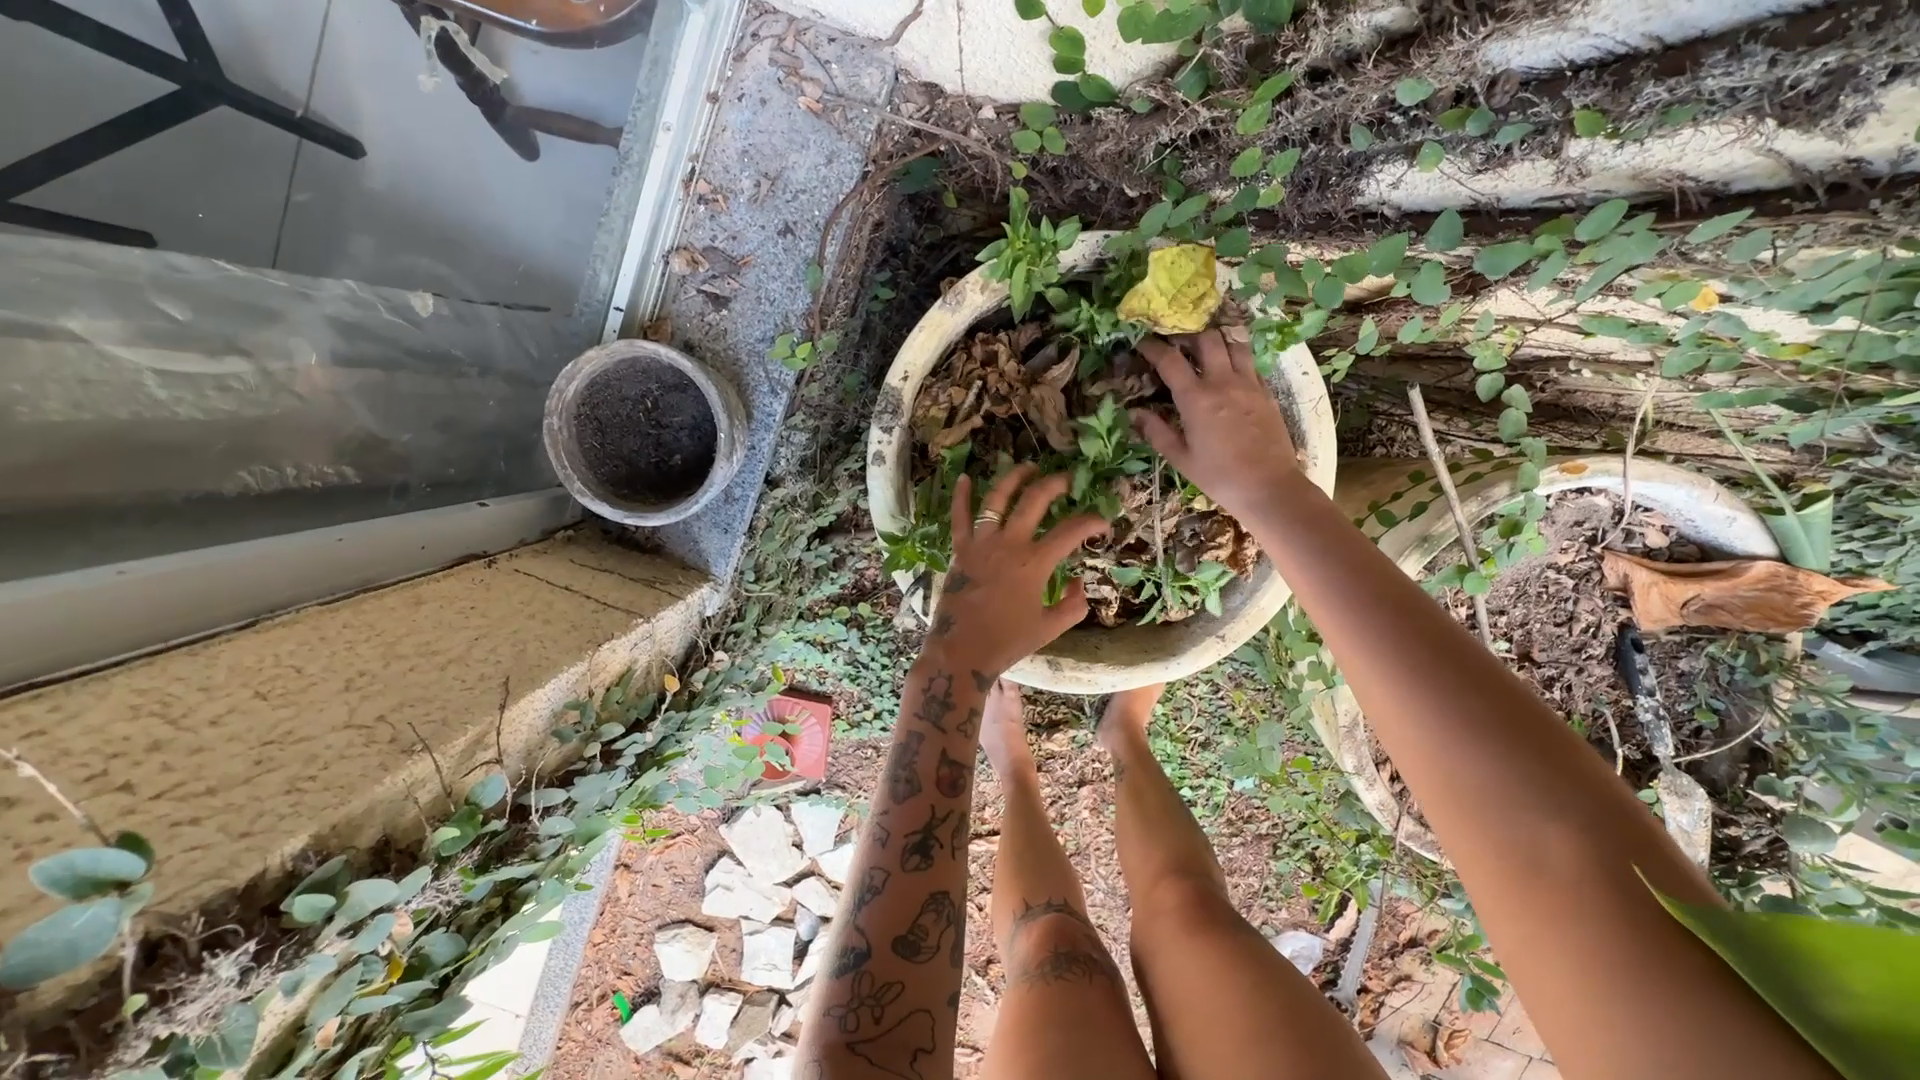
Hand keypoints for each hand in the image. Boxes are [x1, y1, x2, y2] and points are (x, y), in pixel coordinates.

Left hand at [928, 465, 1108, 677]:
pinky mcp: (959, 550)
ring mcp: (981, 544)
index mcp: (1035, 563)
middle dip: (1055, 485)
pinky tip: (966, 478)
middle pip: (1035, 501)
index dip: (1091, 523)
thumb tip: (1077, 584)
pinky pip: (959, 517)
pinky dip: (961, 497)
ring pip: (997, 499)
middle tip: (1068, 480)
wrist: (961, 652)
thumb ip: (1072, 605)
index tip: (1102, 523)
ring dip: (1014, 478)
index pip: (1071, 531)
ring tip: (1028, 467)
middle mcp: (1009, 544)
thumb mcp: (1050, 628)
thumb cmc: (1007, 642)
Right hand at [1131, 329, 1301, 519]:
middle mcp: (1223, 382)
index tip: (1142, 342)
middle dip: (1188, 334)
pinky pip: (1250, 362)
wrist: (1269, 487)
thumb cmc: (1219, 477)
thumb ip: (1156, 432)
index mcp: (1196, 399)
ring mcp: (1249, 383)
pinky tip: (1229, 369)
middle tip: (1176, 341)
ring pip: (1233, 342)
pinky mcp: (1266, 391)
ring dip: (1217, 339)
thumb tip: (1135, 412)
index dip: (1152, 347)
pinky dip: (1236, 357)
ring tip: (1205, 346)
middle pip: (1206, 339)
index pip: (1170, 360)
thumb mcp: (1180, 458)